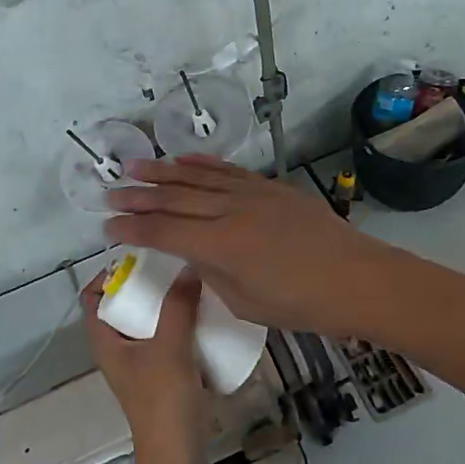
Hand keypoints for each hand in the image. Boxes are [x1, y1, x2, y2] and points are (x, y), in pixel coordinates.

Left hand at [83, 267, 208, 463]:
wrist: (178, 459)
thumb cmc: (163, 401)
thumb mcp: (170, 347)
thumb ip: (177, 306)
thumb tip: (187, 266)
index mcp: (105, 341)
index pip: (92, 296)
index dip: (109, 274)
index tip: (141, 258)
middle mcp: (116, 349)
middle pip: (122, 306)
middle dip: (145, 285)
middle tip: (173, 266)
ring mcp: (138, 364)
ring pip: (146, 323)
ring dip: (165, 305)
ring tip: (191, 285)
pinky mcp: (160, 376)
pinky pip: (165, 340)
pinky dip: (178, 326)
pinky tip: (203, 317)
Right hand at [104, 155, 401, 335]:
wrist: (357, 279)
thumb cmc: (300, 304)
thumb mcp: (244, 302)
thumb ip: (210, 273)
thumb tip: (192, 254)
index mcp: (219, 246)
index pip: (163, 233)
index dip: (132, 229)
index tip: (107, 227)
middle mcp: (228, 212)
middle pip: (172, 201)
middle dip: (137, 197)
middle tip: (109, 193)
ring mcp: (249, 194)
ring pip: (195, 179)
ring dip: (161, 172)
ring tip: (134, 166)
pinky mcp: (268, 187)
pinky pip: (227, 170)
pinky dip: (201, 163)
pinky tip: (182, 159)